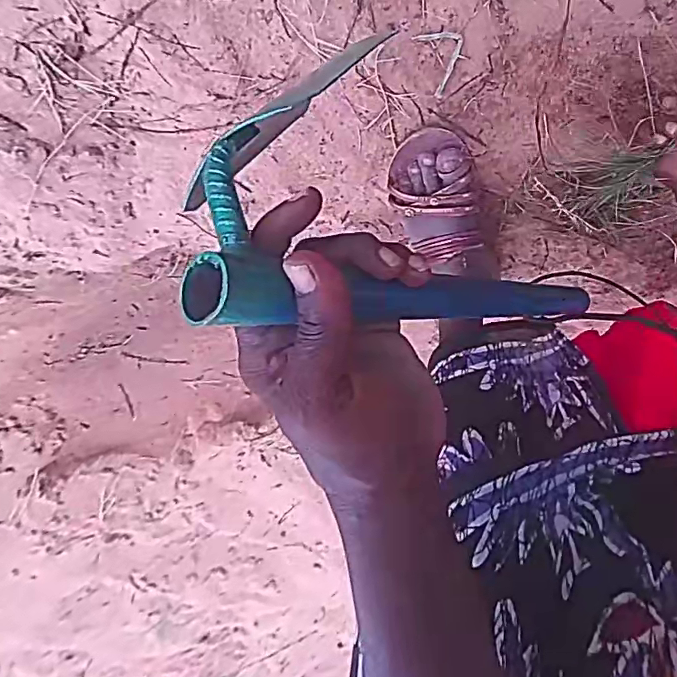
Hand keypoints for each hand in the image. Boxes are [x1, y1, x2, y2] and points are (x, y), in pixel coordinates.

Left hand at [234, 188, 447, 503]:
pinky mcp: (376, 318)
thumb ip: (318, 327)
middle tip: (389, 266)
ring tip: (412, 274)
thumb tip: (304, 260)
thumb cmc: (349, 447)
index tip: (309, 203)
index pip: (255, 269)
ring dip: (382, 257)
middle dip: (351, 250)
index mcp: (267, 336)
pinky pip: (384, 276)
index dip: (274, 230)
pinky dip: (403, 270)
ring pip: (351, 261)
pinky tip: (421, 280)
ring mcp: (339, 317)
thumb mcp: (323, 393)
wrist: (401, 473)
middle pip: (313, 256)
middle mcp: (298, 319)